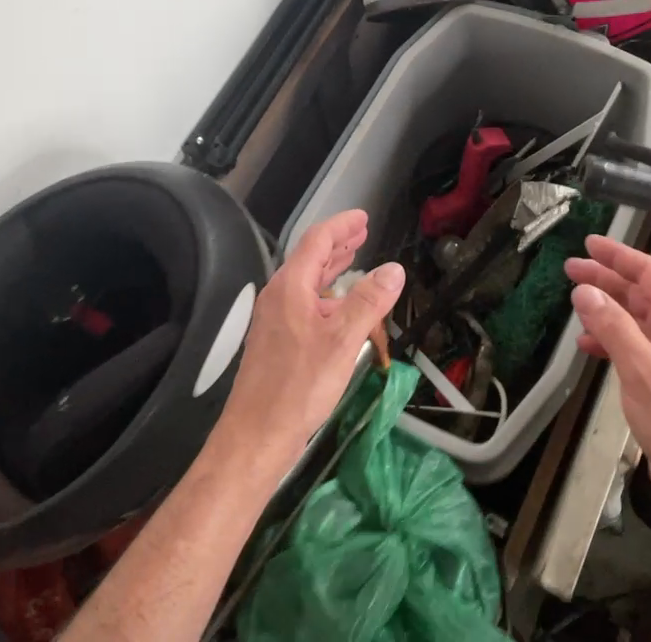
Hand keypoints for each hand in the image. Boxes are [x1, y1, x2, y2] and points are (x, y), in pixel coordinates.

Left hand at [213, 210, 403, 465]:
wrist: (257, 434)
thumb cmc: (299, 386)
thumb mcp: (342, 341)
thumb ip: (368, 302)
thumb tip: (393, 269)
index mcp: (290, 287)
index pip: (317, 241)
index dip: (342, 226)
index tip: (362, 217)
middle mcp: (278, 297)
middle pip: (309, 259)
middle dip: (337, 244)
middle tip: (362, 233)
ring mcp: (274, 320)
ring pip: (307, 283)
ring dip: (332, 270)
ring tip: (354, 260)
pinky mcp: (276, 341)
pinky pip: (304, 304)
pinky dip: (326, 296)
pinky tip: (339, 309)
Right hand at [566, 235, 650, 525]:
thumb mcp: (641, 370)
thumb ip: (612, 326)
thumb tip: (584, 291)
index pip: (650, 274)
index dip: (618, 256)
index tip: (589, 242)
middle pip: (641, 294)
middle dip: (607, 279)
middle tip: (570, 268)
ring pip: (636, 321)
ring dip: (606, 310)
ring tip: (574, 302)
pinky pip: (636, 347)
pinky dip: (611, 341)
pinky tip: (588, 345)